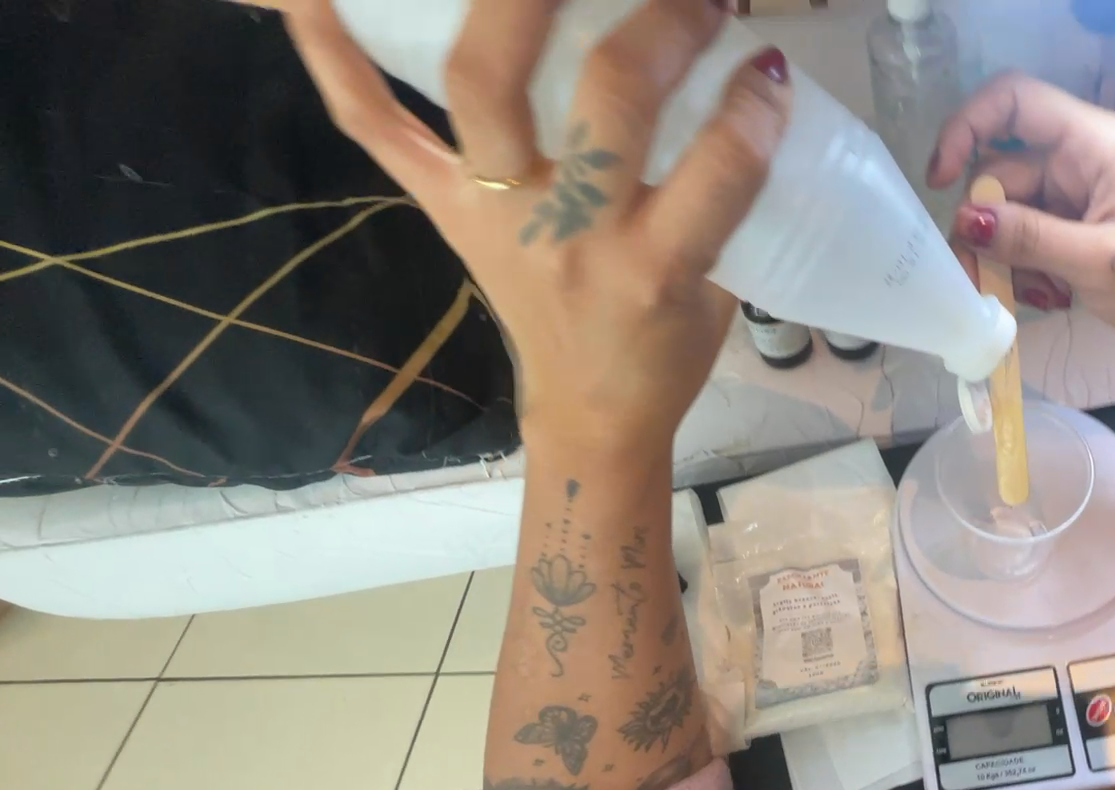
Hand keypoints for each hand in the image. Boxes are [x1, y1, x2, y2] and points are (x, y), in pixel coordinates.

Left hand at [278, 0, 791, 452]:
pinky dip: (332, 51)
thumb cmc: (667, 362)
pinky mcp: (447, 213)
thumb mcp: (719, 299)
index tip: (773, 68)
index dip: (756, 107)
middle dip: (661, 26)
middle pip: (610, 100)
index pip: (722, 170)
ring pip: (482, 81)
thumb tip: (733, 113)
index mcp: (659, 271)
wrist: (594, 416)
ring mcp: (497, 216)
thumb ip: (721, 214)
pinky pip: (375, 128)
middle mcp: (575, 236)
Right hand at [929, 73, 1114, 369]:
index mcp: (1091, 143)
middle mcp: (1077, 162)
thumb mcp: (1097, 259)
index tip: (940, 181)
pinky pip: (1029, 243)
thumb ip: (1029, 239)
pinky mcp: (1074, 233)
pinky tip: (1052, 299)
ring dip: (1011, 260)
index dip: (966, 128)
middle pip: (1002, 175)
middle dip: (988, 228)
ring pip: (1011, 218)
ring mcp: (1075, 200)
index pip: (1013, 102)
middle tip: (982, 278)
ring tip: (1041, 297)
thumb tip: (962, 221)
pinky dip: (1028, 273)